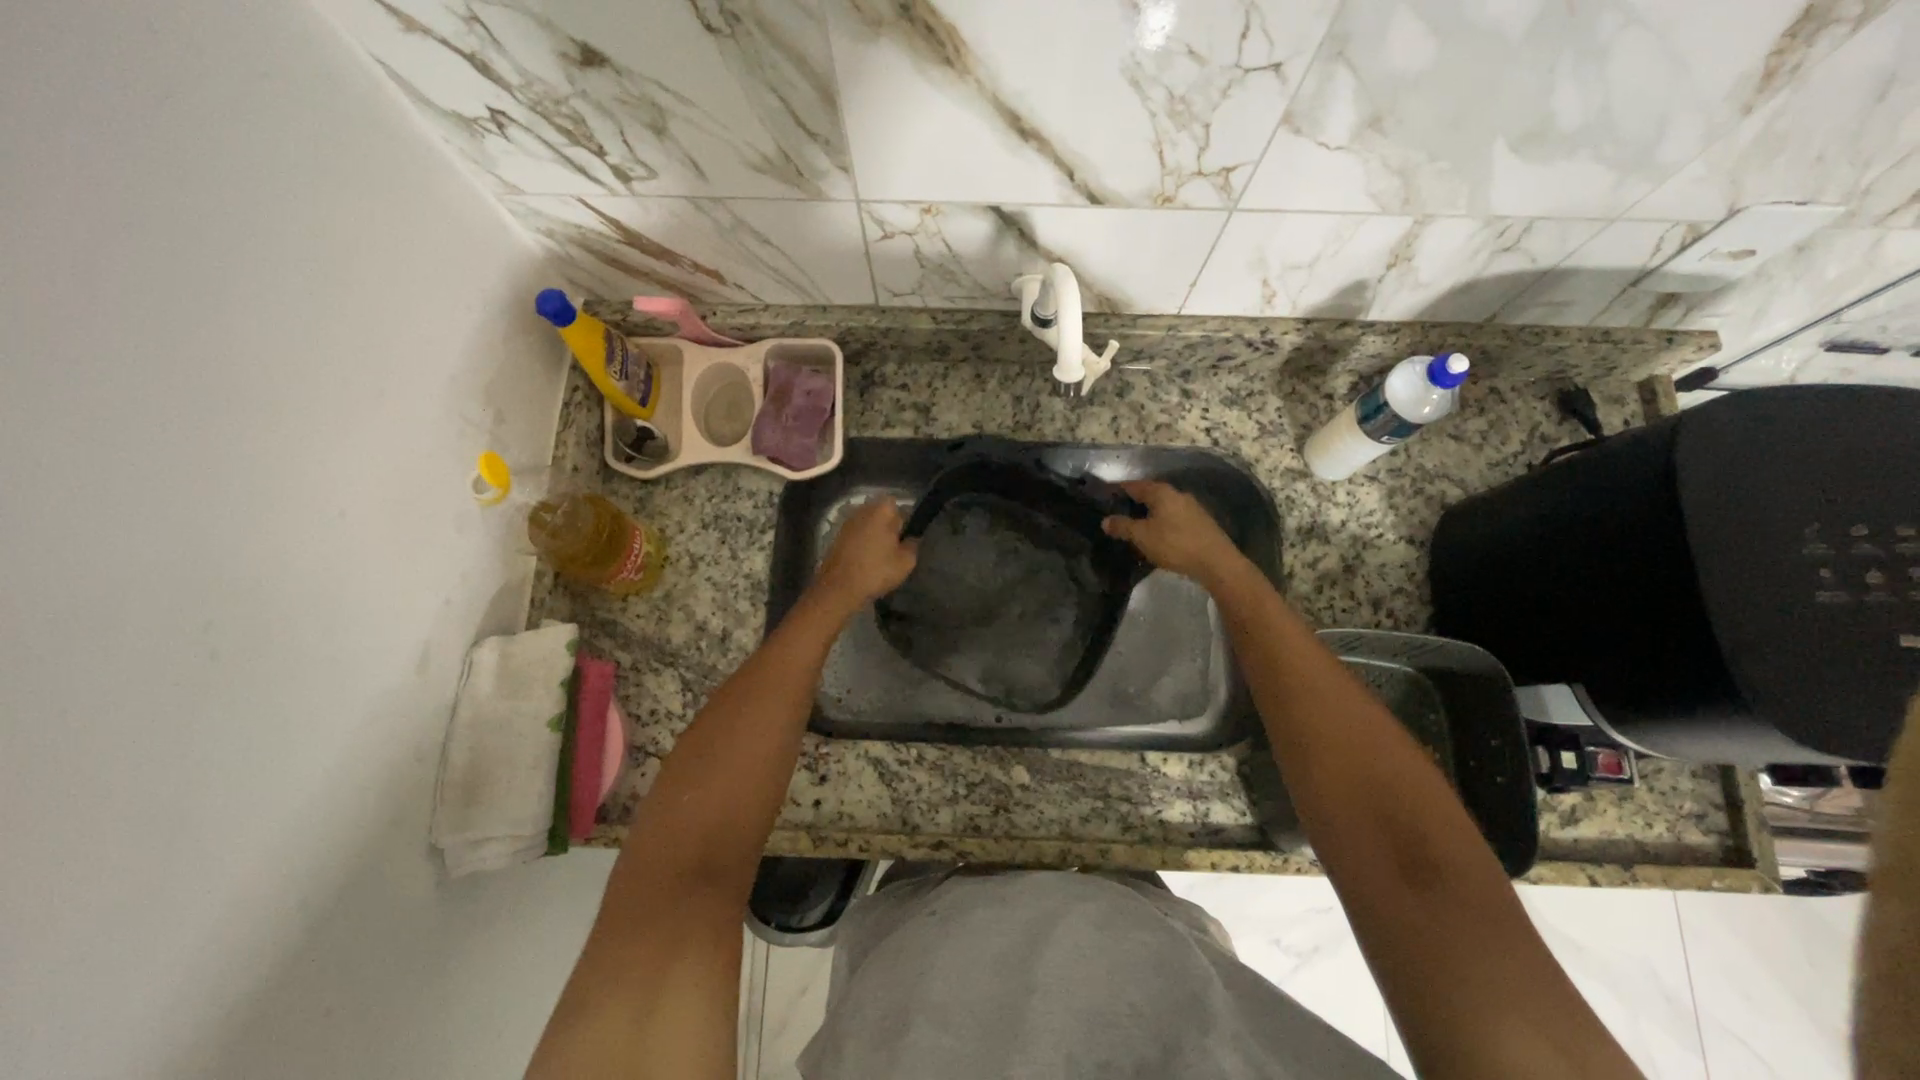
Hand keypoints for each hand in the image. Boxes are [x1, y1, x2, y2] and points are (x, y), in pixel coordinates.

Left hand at [810, 498, 917, 613]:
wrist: (839, 588)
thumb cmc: (876, 571)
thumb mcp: (906, 561)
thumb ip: (913, 544)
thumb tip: (910, 538)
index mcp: (881, 511)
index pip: (898, 505)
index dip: (904, 520)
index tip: (905, 538)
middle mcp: (862, 510)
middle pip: (881, 513)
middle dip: (889, 527)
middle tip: (895, 548)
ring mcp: (847, 523)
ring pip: (868, 524)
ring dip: (875, 535)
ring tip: (880, 556)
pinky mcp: (837, 537)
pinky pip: (857, 535)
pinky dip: (862, 543)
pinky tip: (865, 561)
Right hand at [1103, 481, 1245, 586]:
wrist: (1216, 561)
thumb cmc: (1174, 544)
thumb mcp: (1142, 536)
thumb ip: (1123, 526)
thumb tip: (1105, 520)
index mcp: (1161, 492)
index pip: (1134, 485)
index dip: (1119, 490)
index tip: (1106, 496)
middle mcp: (1177, 494)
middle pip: (1151, 494)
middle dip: (1135, 503)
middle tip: (1118, 513)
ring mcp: (1192, 507)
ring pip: (1164, 506)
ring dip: (1150, 514)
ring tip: (1136, 526)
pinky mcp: (1201, 522)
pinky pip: (1175, 517)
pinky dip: (1163, 522)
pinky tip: (1158, 535)